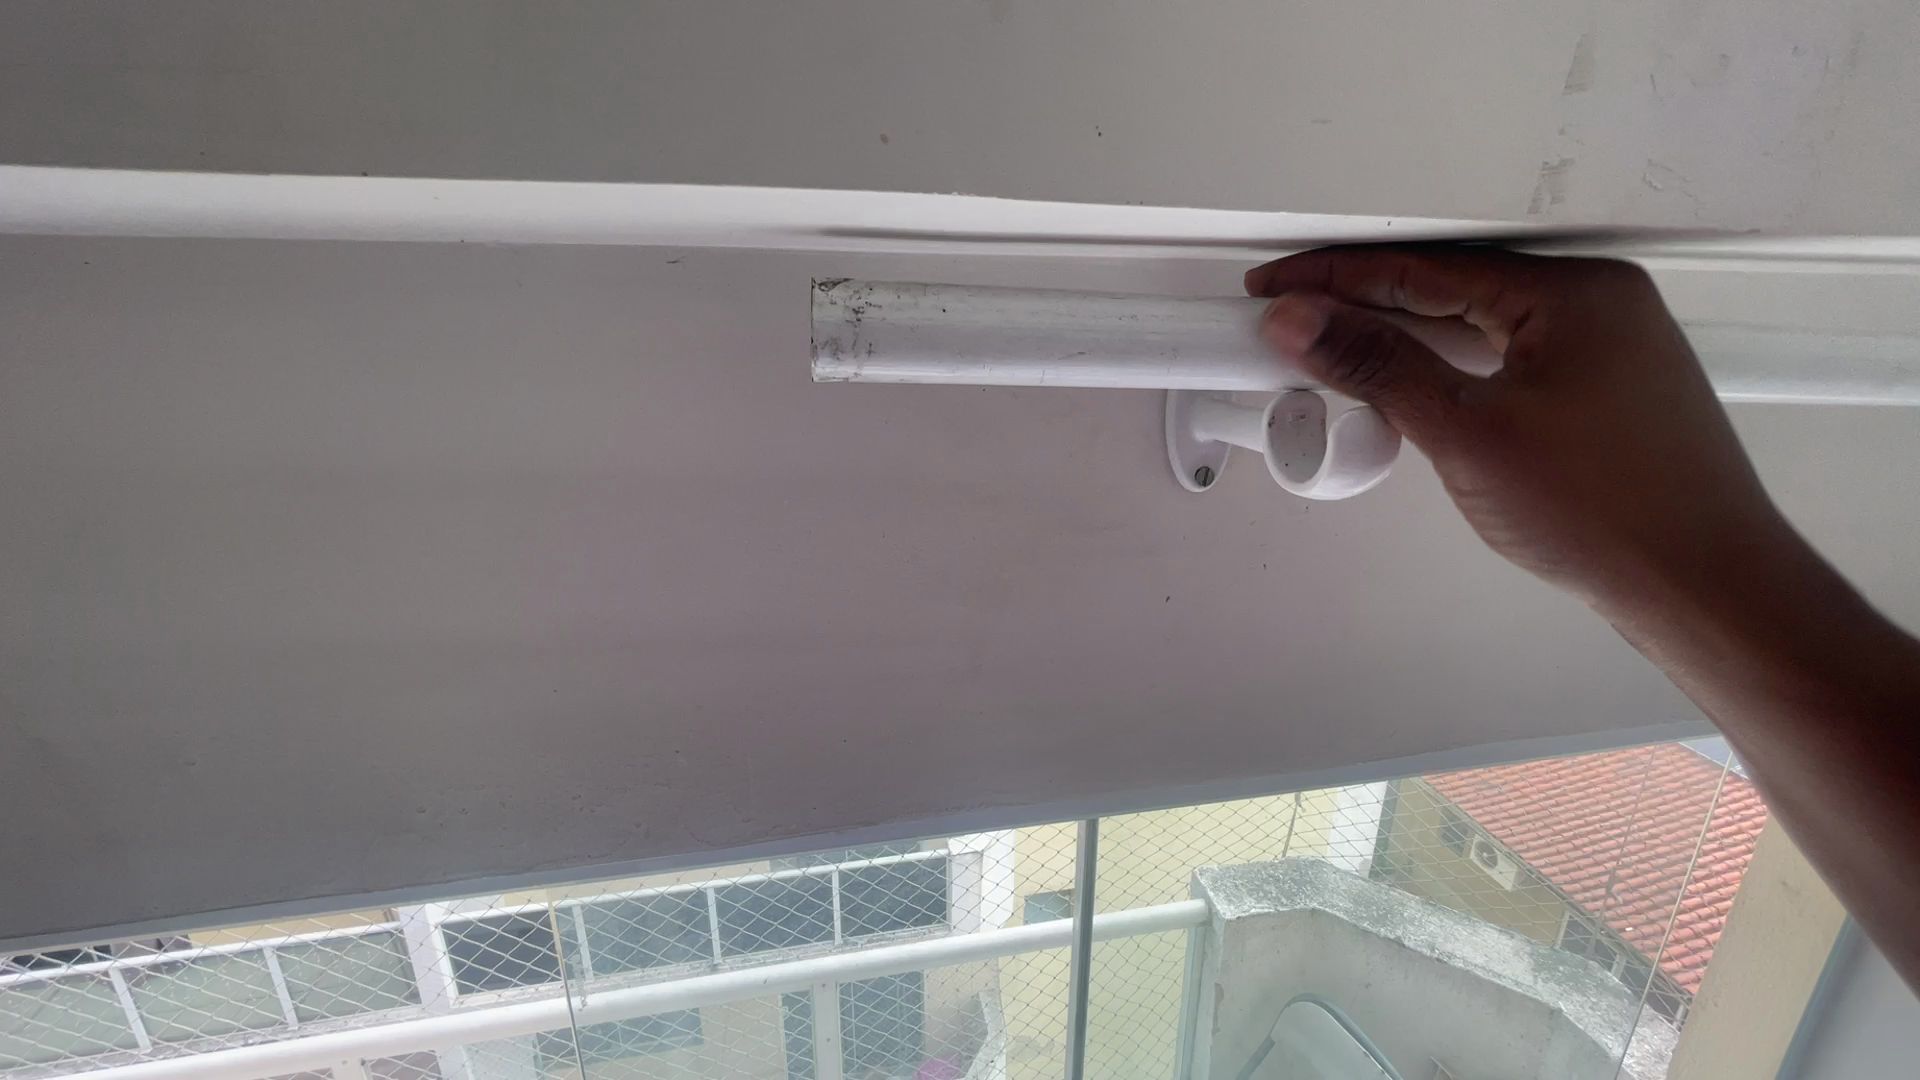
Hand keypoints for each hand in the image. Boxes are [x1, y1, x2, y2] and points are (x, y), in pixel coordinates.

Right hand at [1246, 245, 1793, 613]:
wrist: (1696, 584)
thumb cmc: (1593, 508)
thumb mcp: (1464, 431)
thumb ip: (1375, 366)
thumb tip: (1298, 320)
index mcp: (1570, 293)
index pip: (1421, 269)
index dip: (1333, 276)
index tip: (1270, 287)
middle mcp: (1588, 302)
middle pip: (1445, 284)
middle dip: (1358, 297)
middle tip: (1285, 311)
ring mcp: (1593, 344)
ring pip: (1466, 318)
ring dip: (1393, 327)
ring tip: (1324, 339)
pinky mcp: (1587, 384)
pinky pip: (1489, 350)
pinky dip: (1432, 356)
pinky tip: (1395, 371)